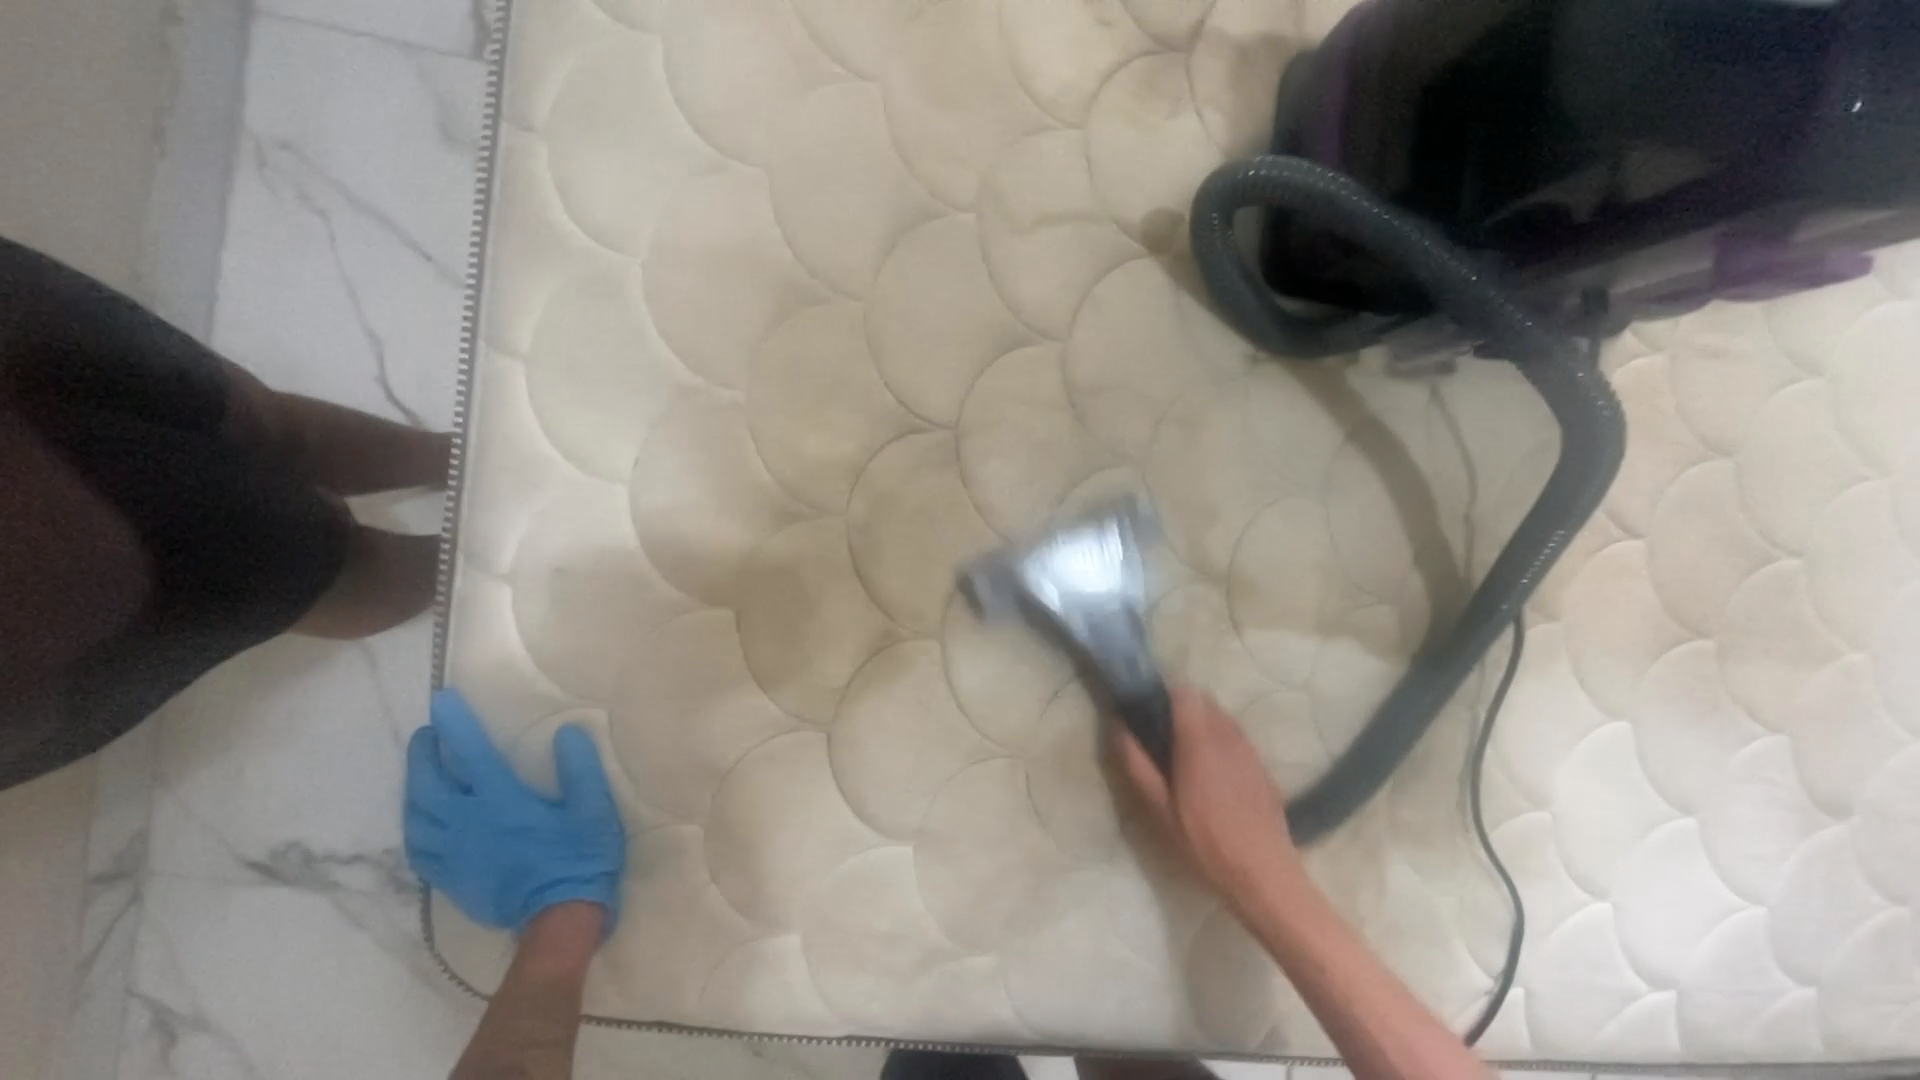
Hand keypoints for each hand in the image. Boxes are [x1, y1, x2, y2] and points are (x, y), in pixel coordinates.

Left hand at [405, 689, 626, 933]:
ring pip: (416, 816)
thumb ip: (580, 769)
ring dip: (414, 788)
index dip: (455, 724)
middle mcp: (467, 822)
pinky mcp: (450, 878)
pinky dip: (416, 827)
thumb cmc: (580, 859)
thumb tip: (567, 733)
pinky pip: (419, 849)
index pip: (470, 753)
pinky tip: (422, 822)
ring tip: (420, 773)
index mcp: (501, 800)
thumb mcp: (593, 809)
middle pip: (429, 783)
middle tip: (427, 734)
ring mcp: (454, 853)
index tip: (442, 701)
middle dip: (424, 754)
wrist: (559, 919)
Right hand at [1116, 687, 1301, 901]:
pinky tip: (1213, 774)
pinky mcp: (1263, 767)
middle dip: (1182, 708)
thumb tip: (1117, 727)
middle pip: (1204, 700)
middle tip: (1163, 735)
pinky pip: (1237, 738)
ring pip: (1223, 718)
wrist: (1263, 874)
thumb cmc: (1203, 842)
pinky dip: (1222, 741)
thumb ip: (1136, 763)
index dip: (1164, 694)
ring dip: (1203, 723)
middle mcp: (1228, 736)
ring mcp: (1250, 750)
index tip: (1148, 710)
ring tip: (1186, 754)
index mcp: (1199, 741)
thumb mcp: (1158, 809)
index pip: (1184, 693)